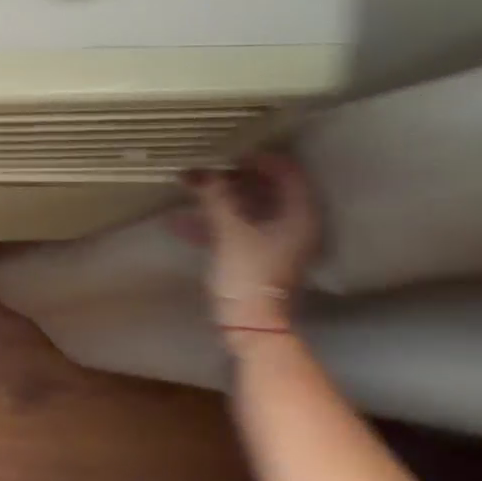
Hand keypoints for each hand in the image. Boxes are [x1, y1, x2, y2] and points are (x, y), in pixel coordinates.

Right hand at [180, 153, 321, 335]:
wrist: (251, 326)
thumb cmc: (248, 277)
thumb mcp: (229, 234)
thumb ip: (215, 199)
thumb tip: (199, 171)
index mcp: (301, 213)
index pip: (285, 171)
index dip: (256, 159)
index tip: (226, 154)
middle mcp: (296, 224)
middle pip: (266, 190)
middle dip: (231, 180)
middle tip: (204, 171)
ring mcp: (278, 243)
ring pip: (248, 211)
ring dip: (218, 203)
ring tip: (187, 193)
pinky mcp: (260, 259)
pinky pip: (238, 232)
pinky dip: (214, 225)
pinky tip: (181, 224)